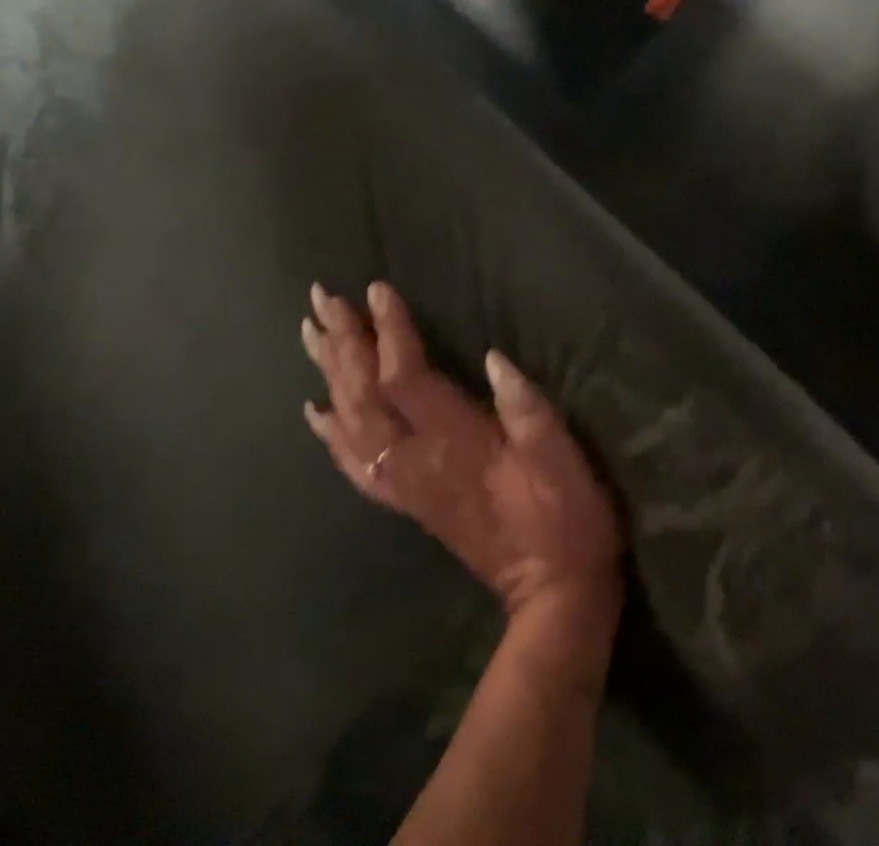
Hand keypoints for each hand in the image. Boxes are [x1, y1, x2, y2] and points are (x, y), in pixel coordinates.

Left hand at [301, 282, 622, 613]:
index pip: (409, 378)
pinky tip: (317, 415)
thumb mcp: (562, 456)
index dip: (391, 333)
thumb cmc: (567, 515)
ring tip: (311, 338)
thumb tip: (493, 359)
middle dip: (343, 345)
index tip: (377, 291)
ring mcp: (409, 486)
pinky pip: (356, 467)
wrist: (553, 587)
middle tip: (320, 301)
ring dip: (329, 378)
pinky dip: (330, 437)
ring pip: (351, 426)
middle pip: (365, 397)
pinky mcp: (412, 504)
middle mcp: (419, 462)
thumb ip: (526, 408)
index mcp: (457, 442)